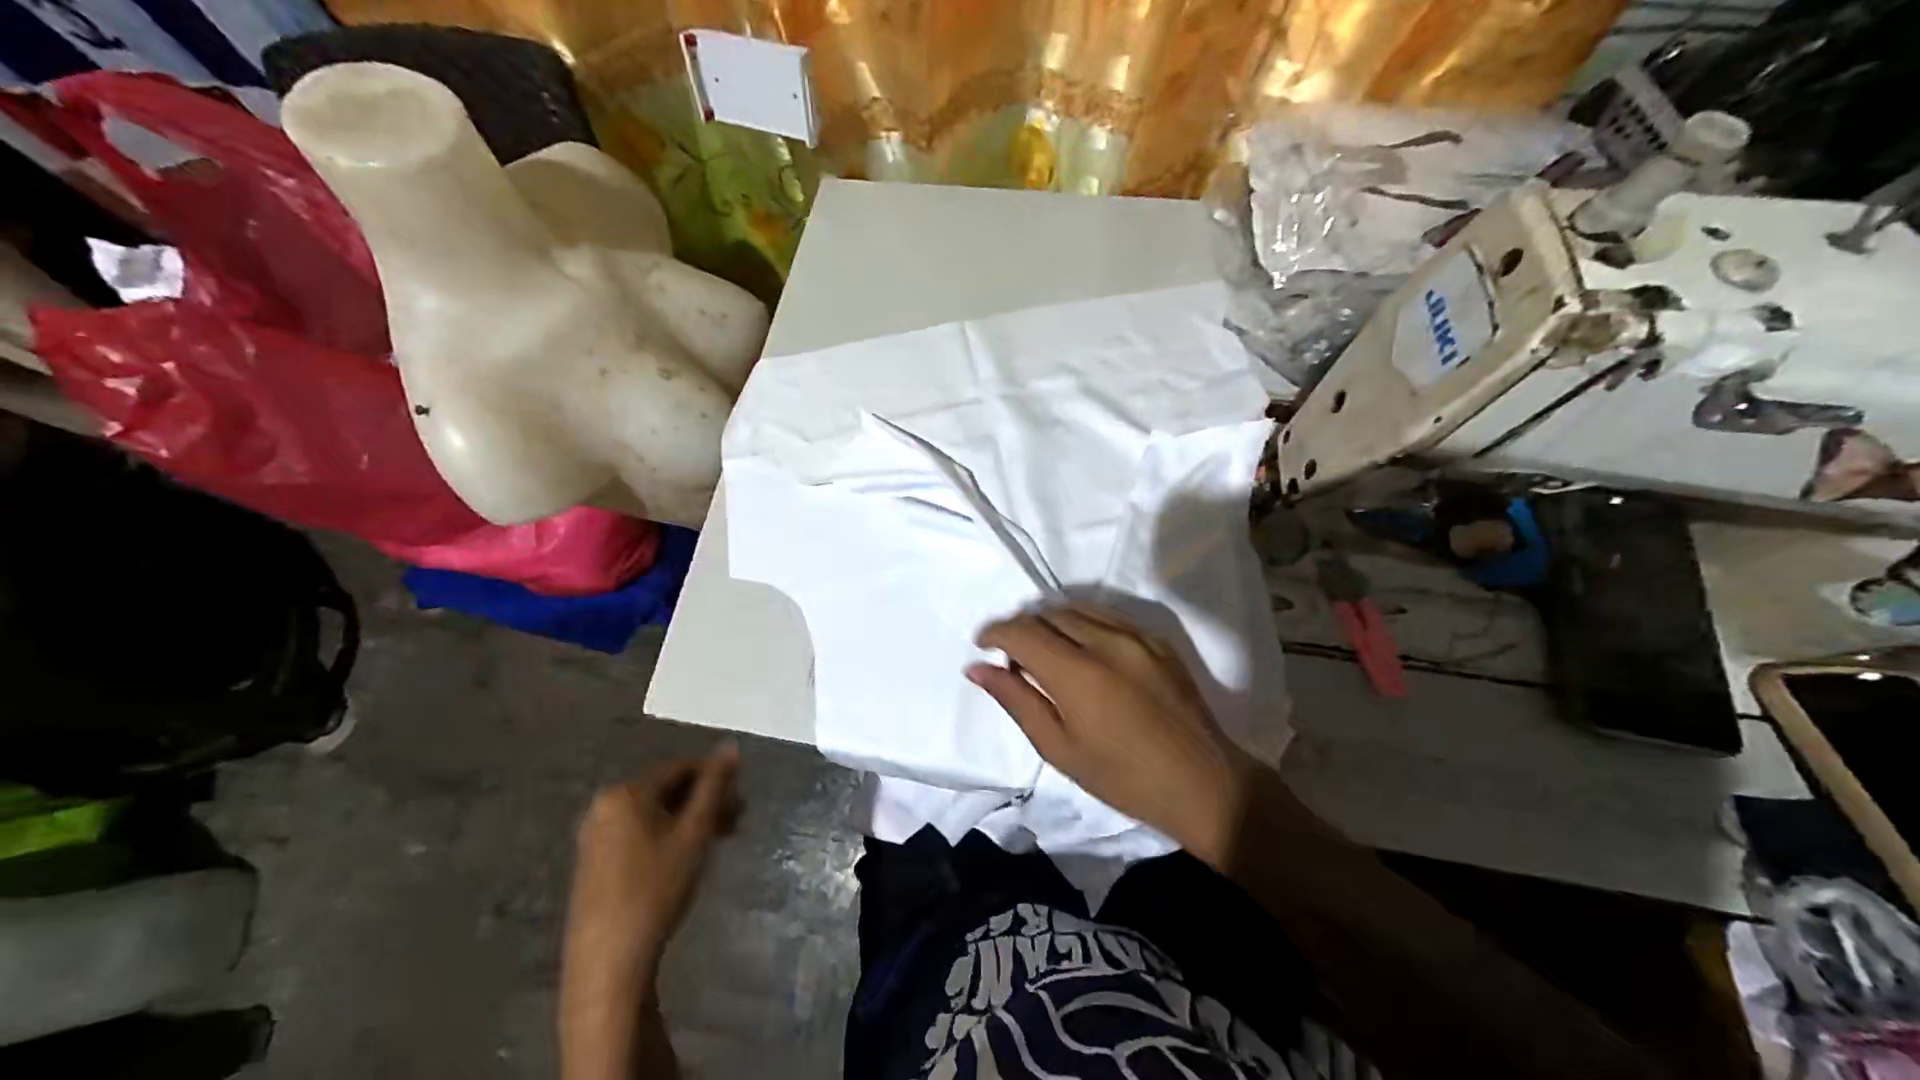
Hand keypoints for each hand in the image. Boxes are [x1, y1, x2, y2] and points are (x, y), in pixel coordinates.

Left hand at [563, 742, 739, 985]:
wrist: (608, 961)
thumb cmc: (656, 889)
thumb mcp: (694, 834)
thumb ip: (714, 787)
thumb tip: (731, 746)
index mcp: (626, 792)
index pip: (680, 767)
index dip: (715, 777)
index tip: (741, 798)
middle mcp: (604, 805)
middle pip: (665, 790)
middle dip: (703, 801)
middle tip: (736, 823)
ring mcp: (594, 835)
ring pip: (653, 813)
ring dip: (688, 820)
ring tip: (717, 842)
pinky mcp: (593, 862)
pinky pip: (637, 833)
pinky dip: (665, 836)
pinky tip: (684, 859)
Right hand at [968, 607, 1256, 868]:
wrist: (1202, 782)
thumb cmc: (1122, 777)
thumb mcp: (1059, 747)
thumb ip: (1016, 700)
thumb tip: (977, 668)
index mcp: (1077, 673)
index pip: (1022, 630)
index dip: (995, 632)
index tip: (983, 645)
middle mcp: (1106, 642)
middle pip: (1048, 614)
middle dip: (1022, 628)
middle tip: (1014, 659)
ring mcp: (1136, 636)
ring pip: (1078, 609)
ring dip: (1051, 622)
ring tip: (1046, 652)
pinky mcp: (1158, 640)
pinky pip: (1108, 616)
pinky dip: (1083, 623)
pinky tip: (1083, 649)